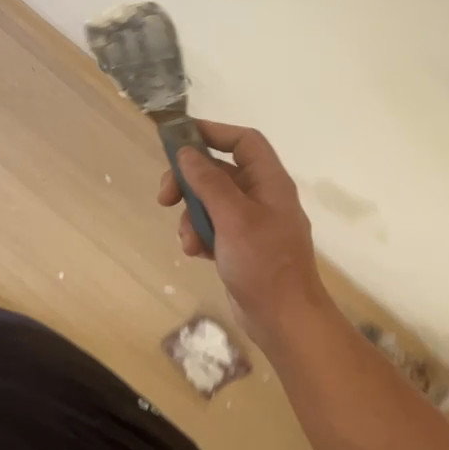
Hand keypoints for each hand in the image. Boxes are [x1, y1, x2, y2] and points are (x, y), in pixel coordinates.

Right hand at [155, 120, 335, 340]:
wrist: (283, 317)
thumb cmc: (264, 263)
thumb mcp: (233, 218)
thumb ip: (209, 182)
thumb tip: (185, 152)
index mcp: (269, 183)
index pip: (244, 141)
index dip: (212, 132)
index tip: (177, 138)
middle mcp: (261, 197)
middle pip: (217, 171)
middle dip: (187, 182)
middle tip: (165, 197)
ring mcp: (250, 222)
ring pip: (208, 201)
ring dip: (189, 216)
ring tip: (186, 239)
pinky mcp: (239, 245)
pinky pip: (210, 226)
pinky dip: (197, 235)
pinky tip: (194, 253)